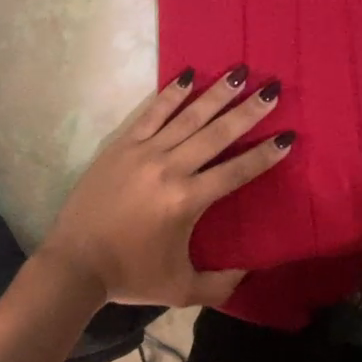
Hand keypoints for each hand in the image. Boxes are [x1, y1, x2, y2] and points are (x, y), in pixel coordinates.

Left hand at [36, 65, 291, 307]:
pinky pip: (151, 113)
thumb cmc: (130, 275)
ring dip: (216, 93)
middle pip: (217, 134)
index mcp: (187, 201)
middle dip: (248, 110)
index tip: (287, 135)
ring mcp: (143, 153)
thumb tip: (248, 271)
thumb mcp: (180, 289)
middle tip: (272, 88)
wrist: (74, 264)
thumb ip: (219, 284)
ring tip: (240, 72)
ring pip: (187, 117)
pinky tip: (188, 75)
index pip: (236, 171)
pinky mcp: (121, 146)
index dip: (265, 154)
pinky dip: (171, 94)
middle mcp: (169, 169)